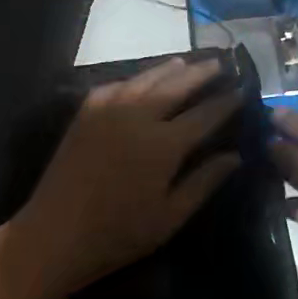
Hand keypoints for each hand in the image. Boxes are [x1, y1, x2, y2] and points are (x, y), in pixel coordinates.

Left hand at [7, 58, 241, 294]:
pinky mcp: (86, 114)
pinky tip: (143, 79)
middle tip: (222, 63)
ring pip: (147, 79)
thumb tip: (236, 156)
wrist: (53, 236)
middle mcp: (138, 116)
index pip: (206, 114)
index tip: (244, 90)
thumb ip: (205, 181)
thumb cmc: (119, 234)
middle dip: (202, 73)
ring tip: (188, 62)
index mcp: (164, 144)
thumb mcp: (171, 216)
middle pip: (177, 86)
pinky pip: (116, 85)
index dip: (227, 102)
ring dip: (171, 69)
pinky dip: (136, 78)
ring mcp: (108, 111)